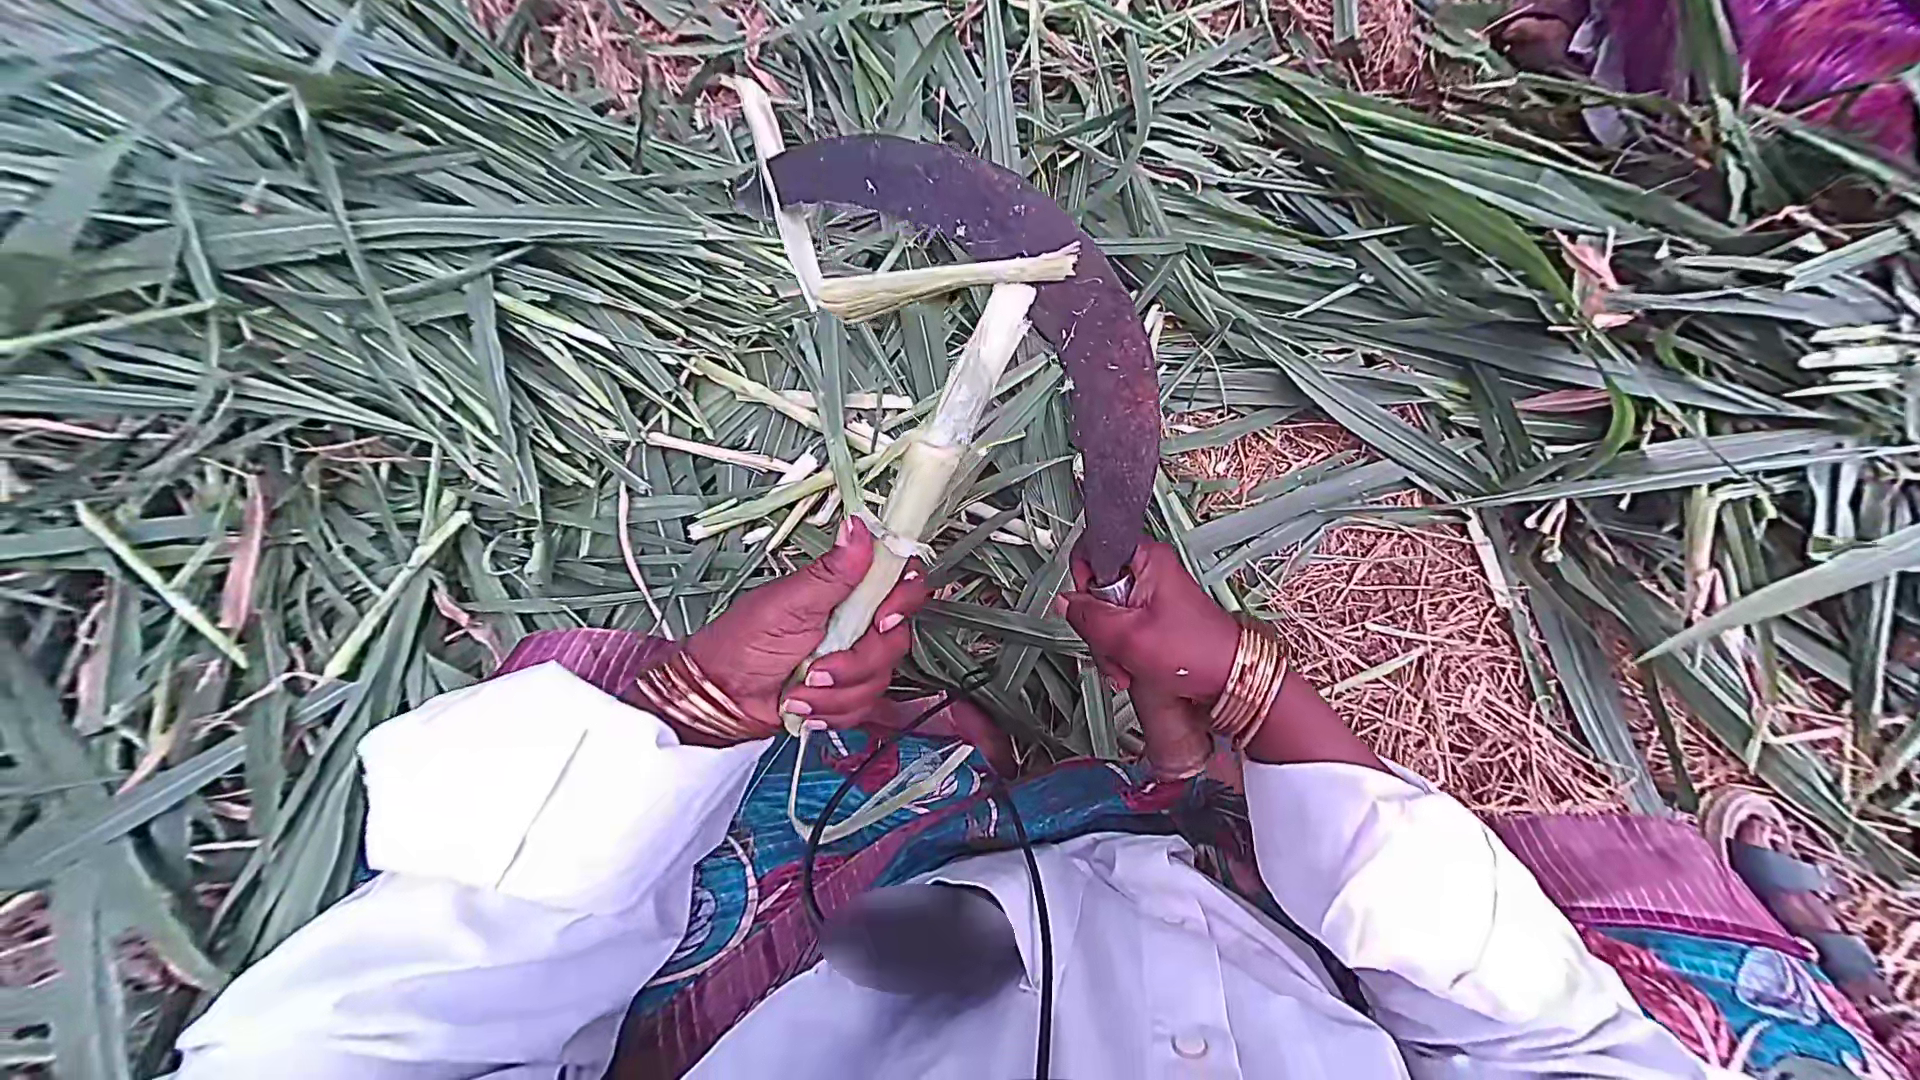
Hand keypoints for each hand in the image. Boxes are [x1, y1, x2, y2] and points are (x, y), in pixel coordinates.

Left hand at [673, 518, 928, 735]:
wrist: (721, 696)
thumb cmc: (744, 640)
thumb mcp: (787, 602)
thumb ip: (831, 571)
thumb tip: (858, 526)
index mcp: (849, 590)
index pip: (903, 582)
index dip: (904, 599)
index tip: (882, 618)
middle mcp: (860, 621)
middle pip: (896, 639)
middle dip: (857, 662)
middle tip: (818, 666)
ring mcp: (857, 658)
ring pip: (880, 677)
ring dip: (837, 691)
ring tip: (800, 689)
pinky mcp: (850, 691)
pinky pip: (864, 706)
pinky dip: (832, 710)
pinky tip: (804, 704)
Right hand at [1056, 542, 1239, 705]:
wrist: (1229, 679)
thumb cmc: (1195, 652)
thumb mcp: (1128, 636)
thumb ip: (1087, 616)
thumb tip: (1064, 602)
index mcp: (1145, 559)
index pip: (1091, 549)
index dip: (1081, 580)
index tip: (1087, 605)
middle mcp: (1148, 570)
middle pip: (1095, 588)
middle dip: (1097, 626)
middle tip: (1112, 645)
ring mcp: (1150, 592)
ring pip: (1106, 612)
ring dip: (1108, 644)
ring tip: (1125, 664)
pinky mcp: (1153, 613)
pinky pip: (1121, 625)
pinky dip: (1120, 649)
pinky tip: (1130, 666)